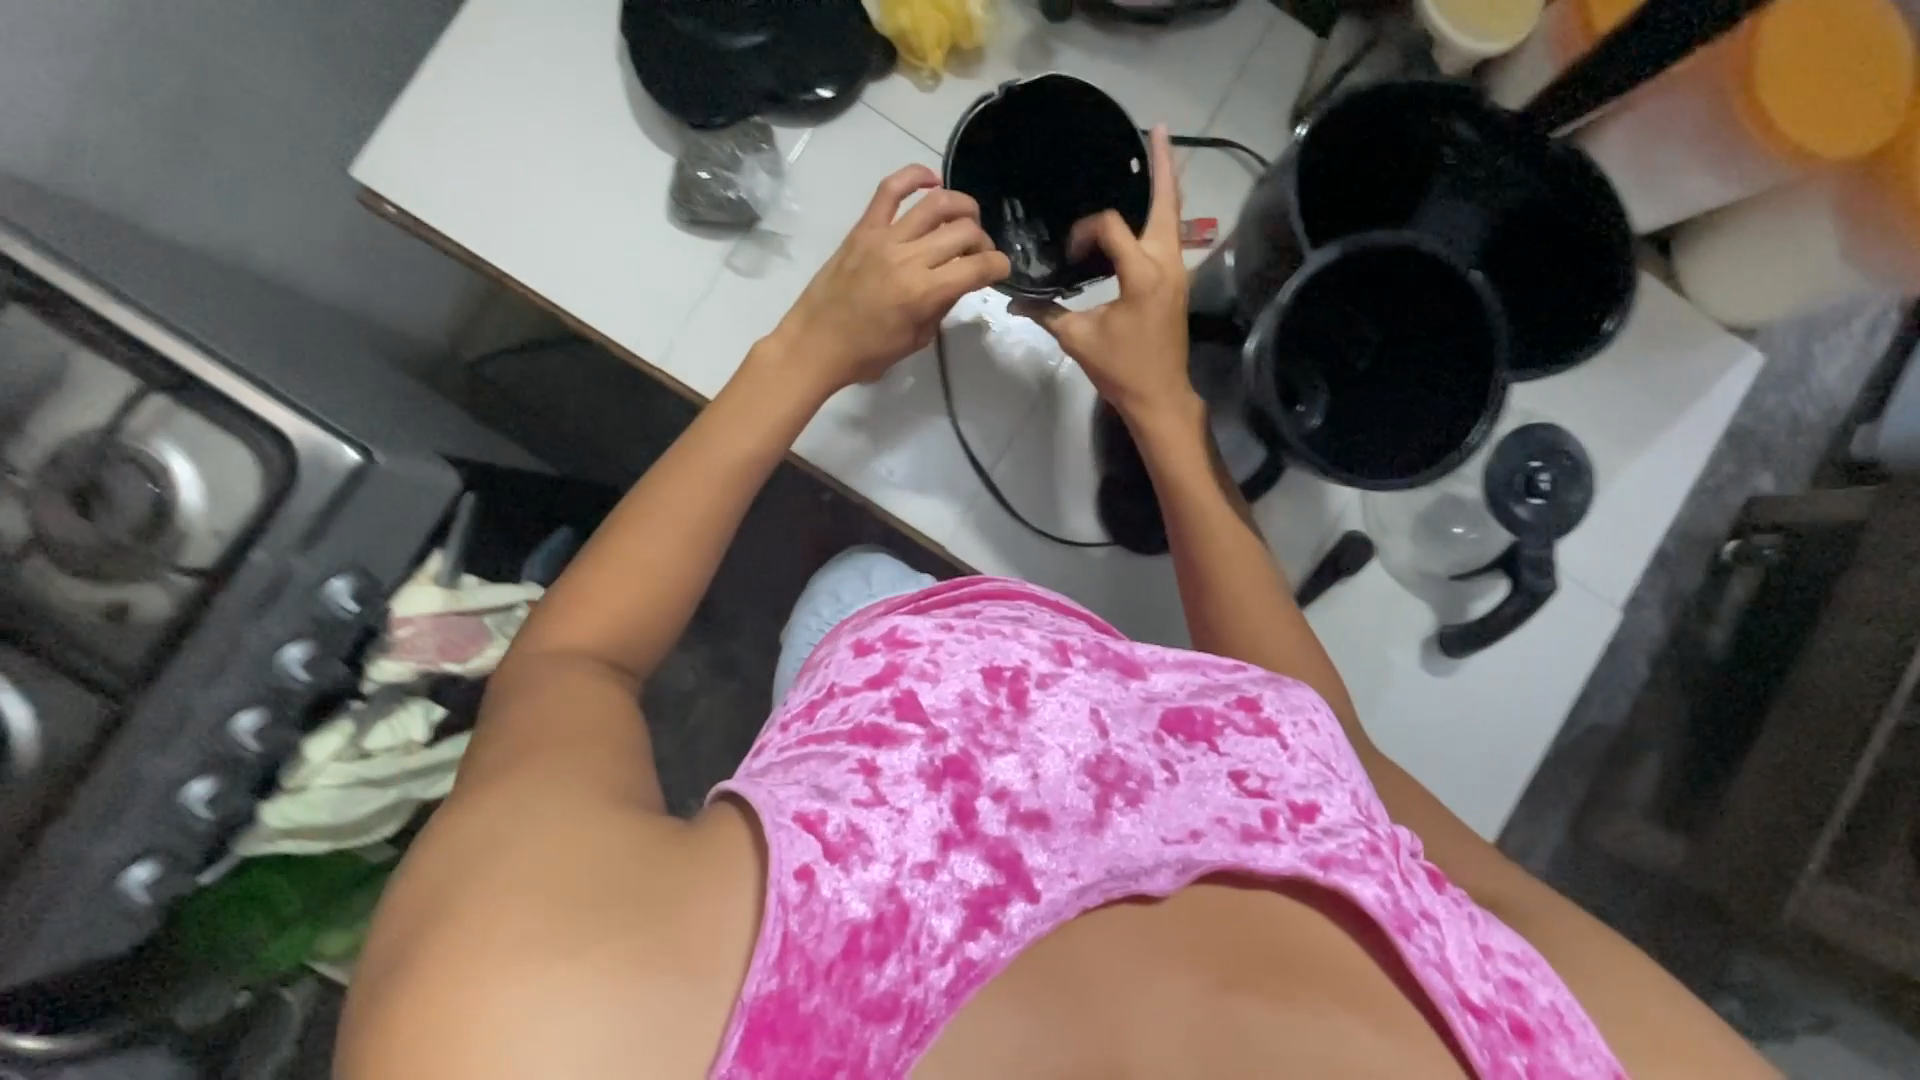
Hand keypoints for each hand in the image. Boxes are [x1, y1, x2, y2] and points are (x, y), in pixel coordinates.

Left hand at [764, 165, 1010, 397]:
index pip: (977, 267)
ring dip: (962, 206)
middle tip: (979, 253)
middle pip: (963, 231)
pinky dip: (914, 176)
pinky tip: (931, 180)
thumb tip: (958, 283)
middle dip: (983, 241)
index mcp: (923, 293)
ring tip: (968, 218)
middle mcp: (909, 258)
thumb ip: (941, 307)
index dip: (998, 266)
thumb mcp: (916, 340)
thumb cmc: (867, 354)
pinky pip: (890, 189)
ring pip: (936, 204)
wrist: (815, 345)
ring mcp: (884, 238)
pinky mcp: (863, 228)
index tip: (1000, 270)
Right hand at [1015, 127, 1195, 422]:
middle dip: (1162, 165)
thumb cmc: (1121, 369)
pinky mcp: (1177, 282)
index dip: (1086, 232)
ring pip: (1173, 217)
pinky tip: (1150, 207)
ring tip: (1157, 155)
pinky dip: (1161, 214)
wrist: (1159, 396)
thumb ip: (1047, 313)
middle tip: (1156, 128)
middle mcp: (1167, 263)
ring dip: (1164, 186)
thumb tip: (1013, 301)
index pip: (1111, 228)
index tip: (1070, 253)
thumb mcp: (1079, 340)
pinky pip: (1170, 236)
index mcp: (1143, 273)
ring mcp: (1178, 271)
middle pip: (1166, 202)